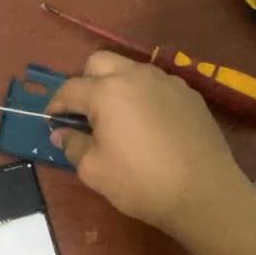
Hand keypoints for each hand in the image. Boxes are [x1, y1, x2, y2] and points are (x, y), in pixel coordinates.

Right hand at [46, 51, 255, 240]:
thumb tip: (61, 133)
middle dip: (85, 81)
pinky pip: (156, 84)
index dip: (56, 104)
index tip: (52, 120)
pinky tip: (149, 124)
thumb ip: (73, 145)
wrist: (204, 192)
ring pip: (131, 69)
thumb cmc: (141, 183)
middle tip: (84, 112)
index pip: (70, 88)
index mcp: (107, 92)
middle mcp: (136, 76)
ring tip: (118, 117)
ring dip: (116, 85)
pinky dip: (144, 95)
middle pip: (99, 62)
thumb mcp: (95, 170)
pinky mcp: (189, 93)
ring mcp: (166, 81)